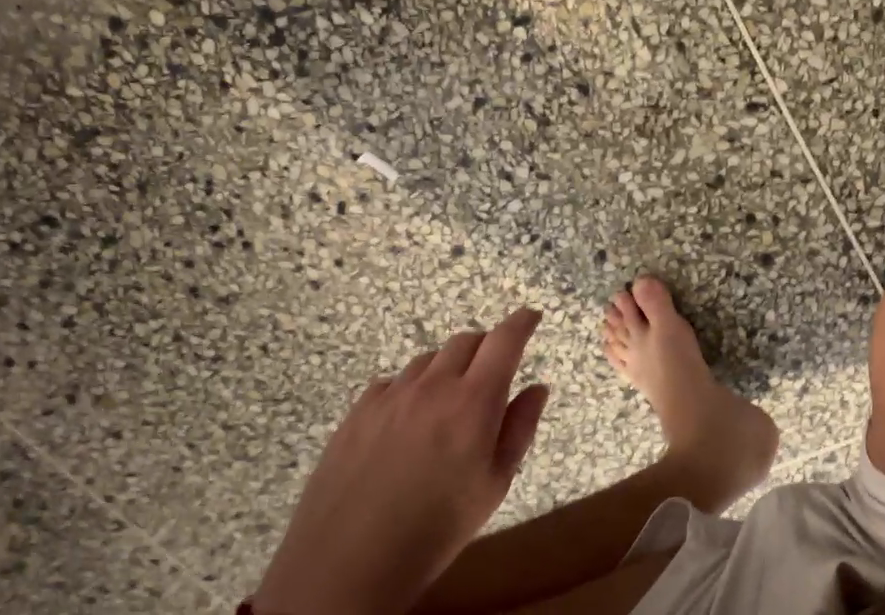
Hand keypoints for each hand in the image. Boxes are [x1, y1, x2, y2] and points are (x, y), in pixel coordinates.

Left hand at [251, 308, 551, 614]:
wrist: (347, 566)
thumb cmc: (436, 528)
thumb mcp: (495, 484)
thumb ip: (519, 429)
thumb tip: (537, 388)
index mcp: (474, 401)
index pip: (505, 339)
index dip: (522, 322)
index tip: (532, 317)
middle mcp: (432, 387)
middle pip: (466, 340)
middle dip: (486, 346)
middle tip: (492, 371)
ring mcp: (389, 398)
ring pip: (427, 360)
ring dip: (447, 367)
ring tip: (448, 403)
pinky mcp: (355, 415)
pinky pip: (391, 383)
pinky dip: (411, 388)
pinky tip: (408, 421)